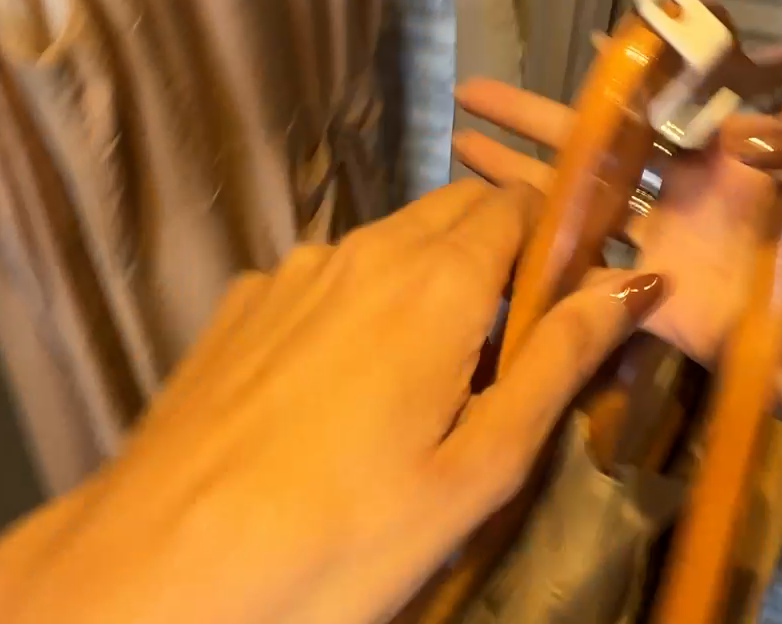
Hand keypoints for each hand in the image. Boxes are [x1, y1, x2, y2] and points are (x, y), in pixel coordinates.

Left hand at [0, 180, 667, 623]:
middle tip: (509, 329)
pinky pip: (330, 271)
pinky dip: (364, 292)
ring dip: (432, 267)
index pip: (517, 202)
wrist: (145, 580)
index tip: (567, 283)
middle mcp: (367, 248)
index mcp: (438, 278)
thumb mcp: (479, 466)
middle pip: (458, 207)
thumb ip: (561, 359)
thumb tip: (636, 283)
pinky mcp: (244, 300)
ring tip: (429, 360)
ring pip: (393, 236)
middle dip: (499, 243)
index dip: (553, 229)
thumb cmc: (341, 536)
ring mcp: (296, 269)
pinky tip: (340, 375)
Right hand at [454, 81, 781, 481]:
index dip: (654, 56)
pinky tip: (489, 238)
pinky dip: (546, 255)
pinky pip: (598, 275)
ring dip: (529, 171)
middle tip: (477, 87)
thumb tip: (745, 133)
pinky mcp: (667, 305)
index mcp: (777, 144)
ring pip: (594, 196)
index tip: (605, 36)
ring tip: (460, 140)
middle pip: (624, 134)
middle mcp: (718, 184)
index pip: (704, 81)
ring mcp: (685, 245)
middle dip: (553, 111)